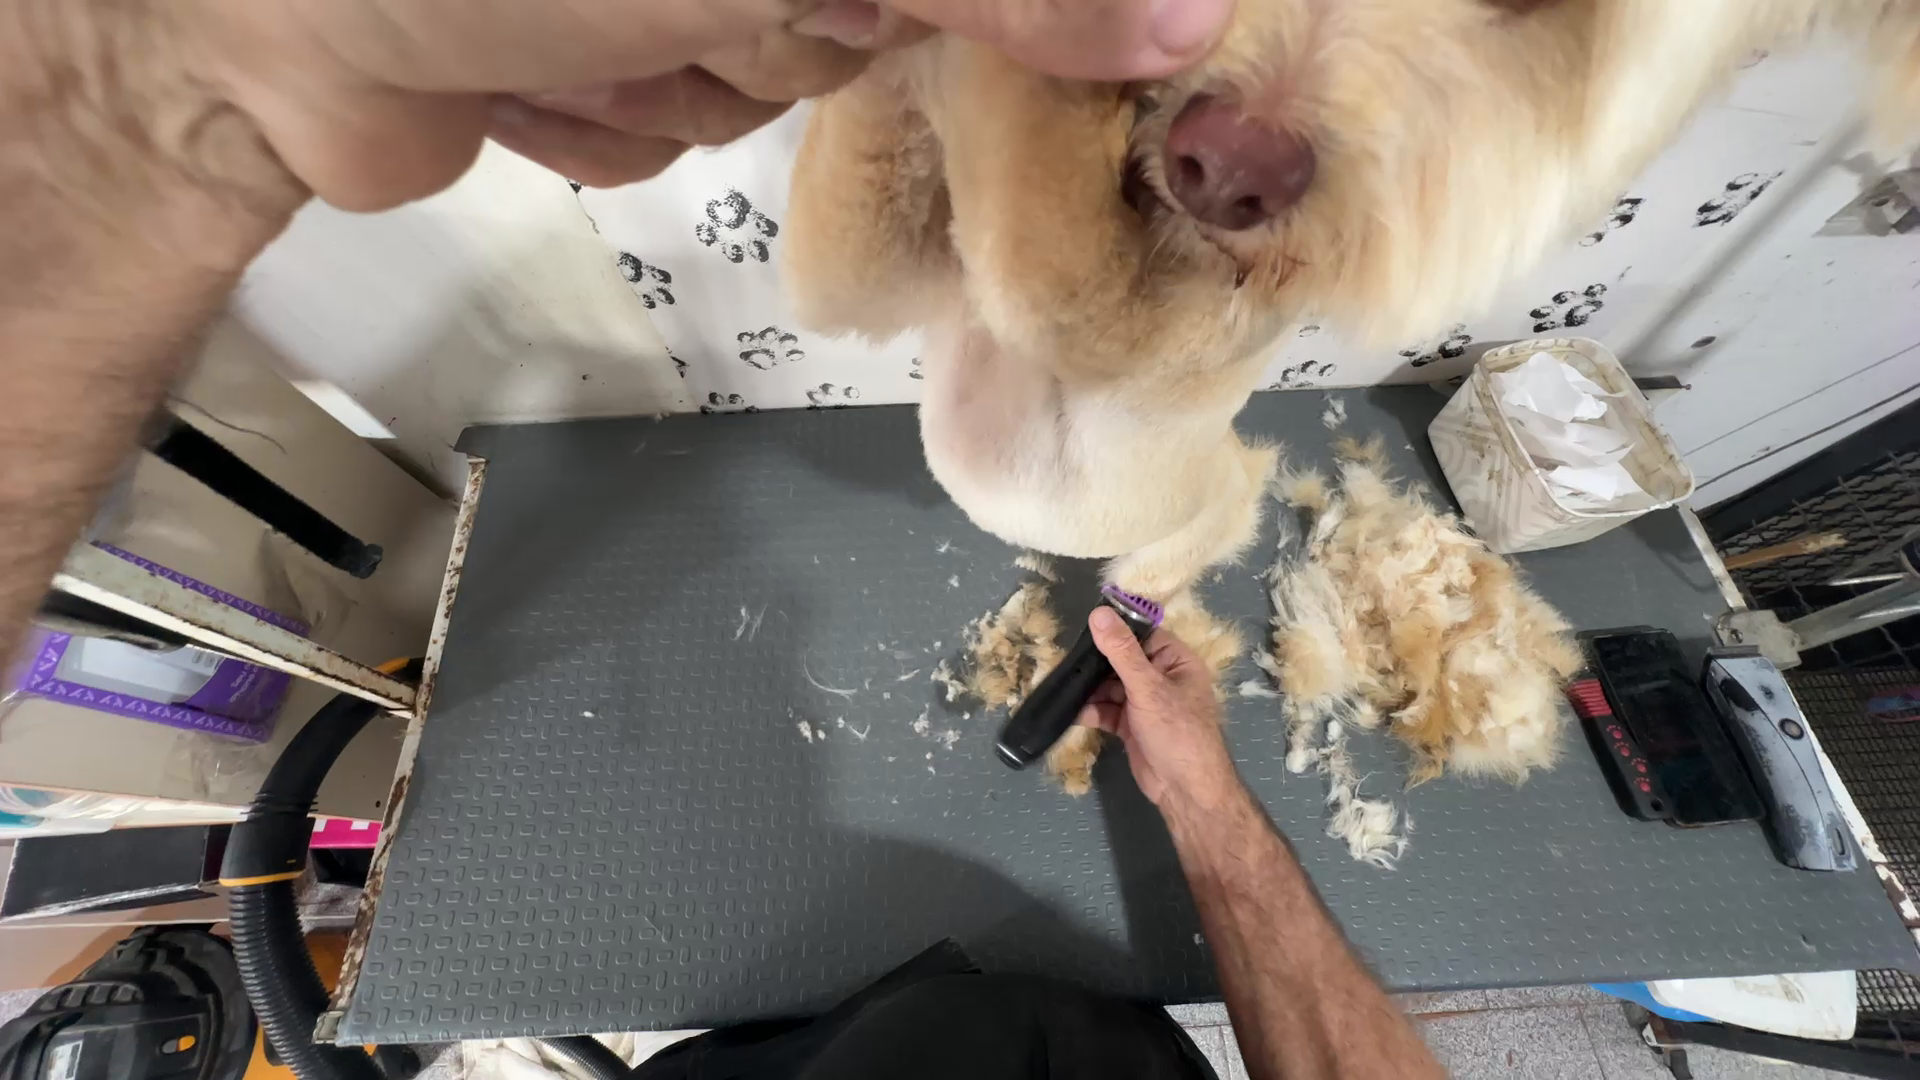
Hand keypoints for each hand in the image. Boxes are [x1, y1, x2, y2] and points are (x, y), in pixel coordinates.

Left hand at [9, 0, 1235, 242]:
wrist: (236, 11)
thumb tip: (1183, 15)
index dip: (1006, 15)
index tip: (920, 38)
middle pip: (887, 6)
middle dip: (790, 27)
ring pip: (781, 69)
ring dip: (690, 76)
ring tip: (579, 26)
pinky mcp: (629, 31)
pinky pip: (687, 115)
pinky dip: (621, 114)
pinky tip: (527, 71)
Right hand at [1074, 606, 1239, 812]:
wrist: (1184, 791)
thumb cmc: (1177, 731)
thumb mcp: (1148, 687)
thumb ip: (1120, 651)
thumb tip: (1099, 613)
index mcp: (1175, 661)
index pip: (1141, 635)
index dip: (1115, 630)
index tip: (1083, 626)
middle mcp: (1161, 678)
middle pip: (1121, 660)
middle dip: (1095, 663)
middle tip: (1065, 660)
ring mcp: (1145, 702)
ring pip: (1110, 686)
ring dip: (1089, 689)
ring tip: (1065, 686)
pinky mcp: (1130, 724)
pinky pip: (1106, 709)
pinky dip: (1091, 710)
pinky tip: (1073, 712)